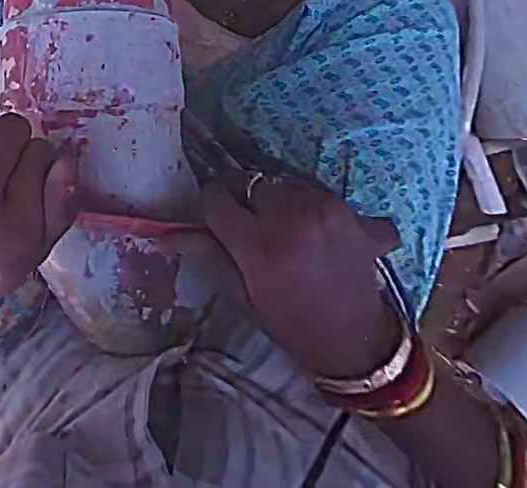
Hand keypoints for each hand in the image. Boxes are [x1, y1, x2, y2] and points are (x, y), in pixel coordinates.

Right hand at [201, 174, 403, 378]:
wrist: (357, 343)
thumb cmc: (291, 323)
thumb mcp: (243, 298)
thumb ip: (209, 257)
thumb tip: (169, 232)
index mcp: (259, 246)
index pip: (217, 197)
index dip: (214, 205)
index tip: (220, 217)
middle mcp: (292, 218)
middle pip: (254, 184)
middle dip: (251, 202)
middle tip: (260, 232)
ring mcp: (327, 210)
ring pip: (287, 183)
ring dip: (283, 202)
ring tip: (293, 235)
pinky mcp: (353, 211)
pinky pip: (318, 192)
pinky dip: (315, 207)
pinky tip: (322, 234)